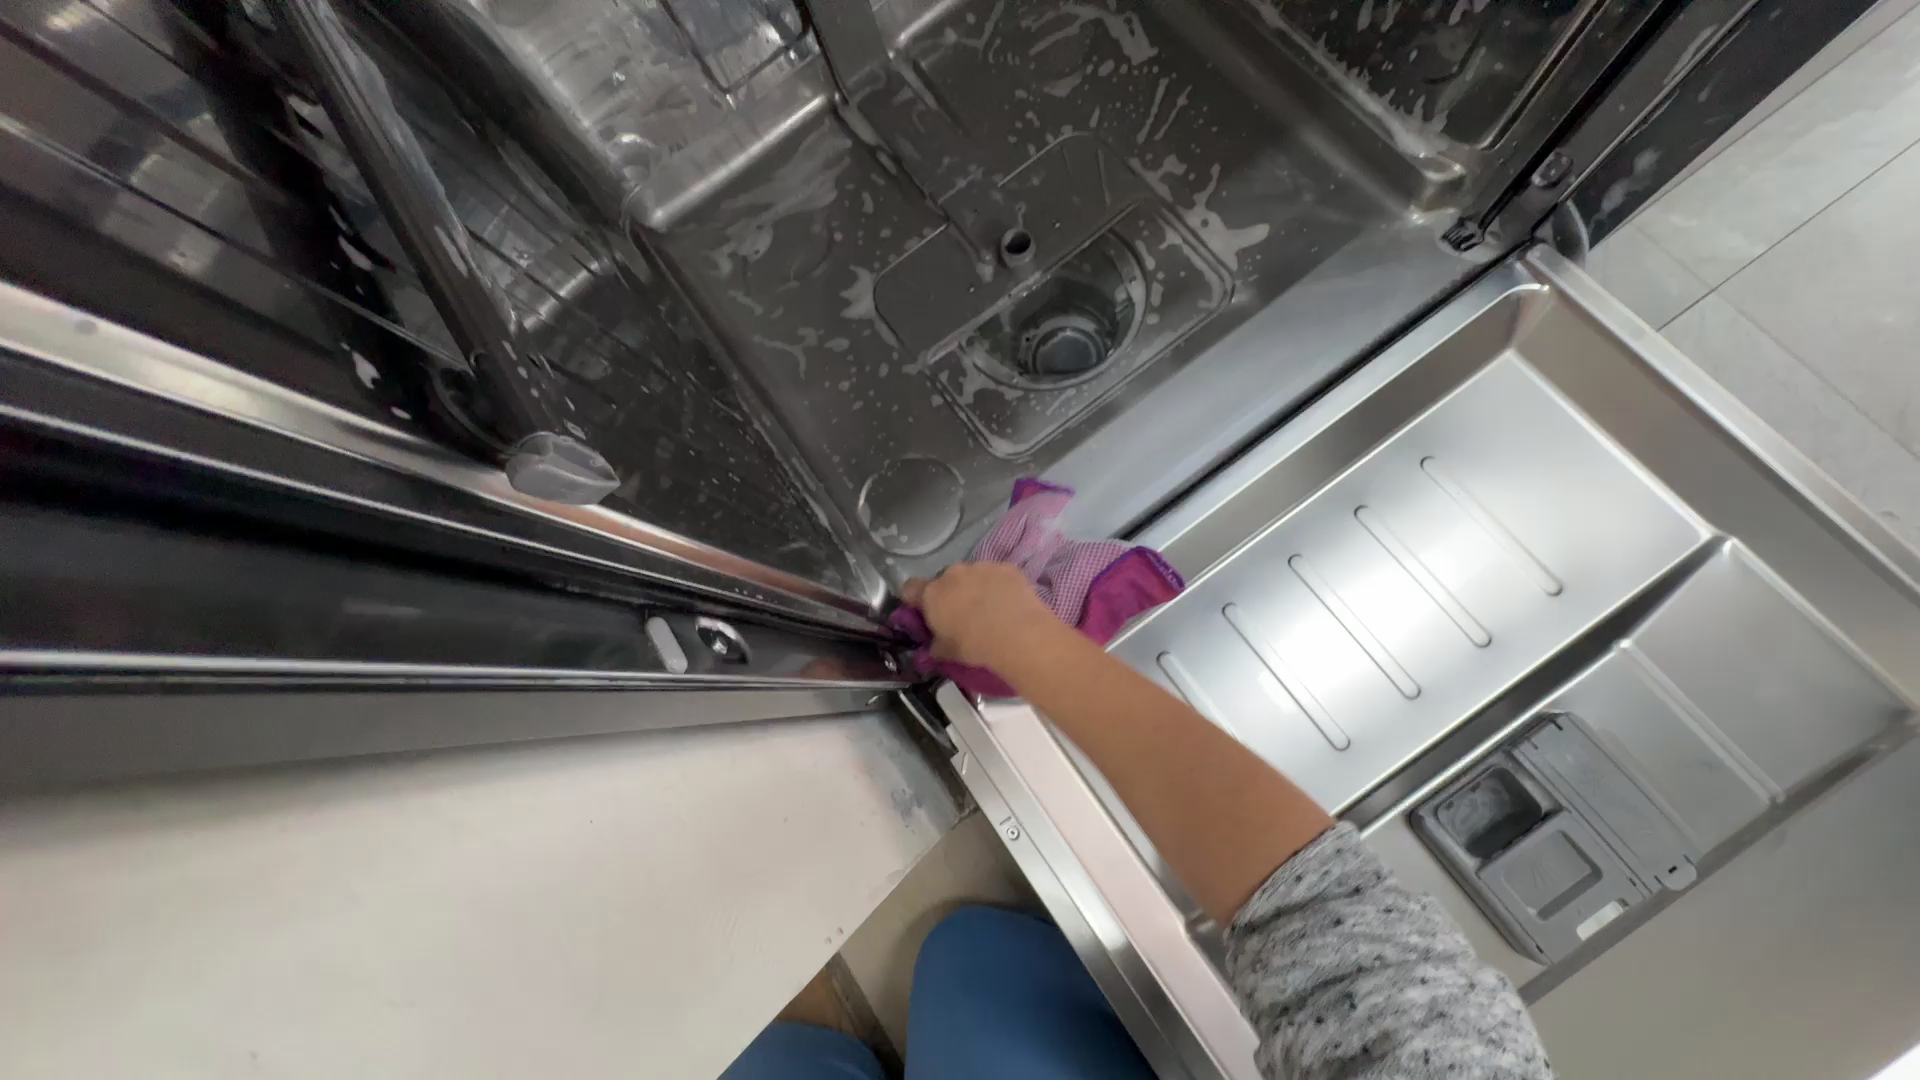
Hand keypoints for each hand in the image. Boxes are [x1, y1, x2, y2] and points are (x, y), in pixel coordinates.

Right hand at [900, 563, 1061, 668]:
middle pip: (945, 580)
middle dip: (950, 594)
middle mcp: (953, 574)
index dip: (915, 599)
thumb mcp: (948, 652)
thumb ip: (935, 646)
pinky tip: (1009, 603)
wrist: (1018, 634)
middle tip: (962, 614)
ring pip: (972, 575)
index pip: (910, 588)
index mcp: (932, 594)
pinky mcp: (1006, 567)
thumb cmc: (975, 645)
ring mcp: (981, 567)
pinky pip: (996, 575)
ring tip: (990, 609)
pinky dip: (999, 586)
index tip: (924, 611)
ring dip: (975, 587)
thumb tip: (933, 648)